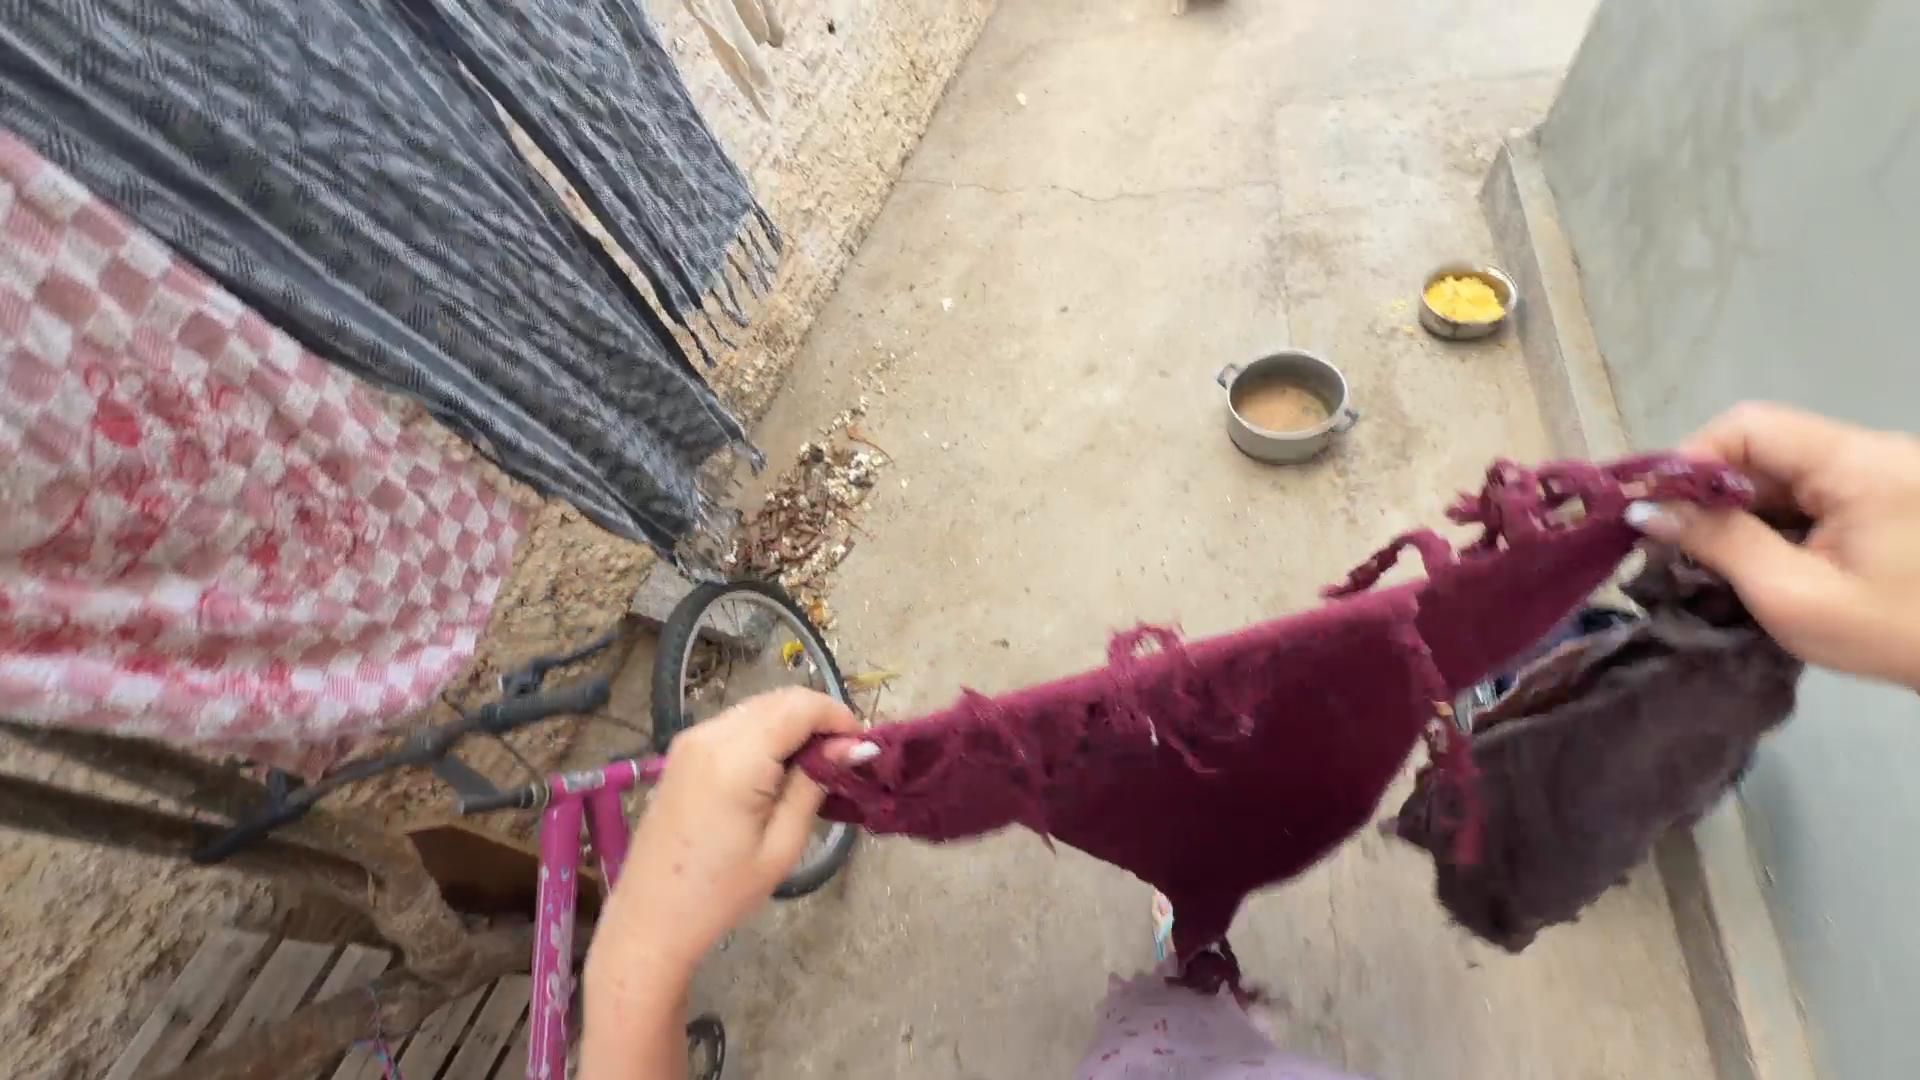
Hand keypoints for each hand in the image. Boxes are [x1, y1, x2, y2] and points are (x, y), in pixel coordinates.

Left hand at [590, 687, 864, 979]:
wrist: (649, 920)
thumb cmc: (721, 893)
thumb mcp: (782, 845)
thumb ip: (816, 782)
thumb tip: (856, 746)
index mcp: (735, 760)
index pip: (800, 707)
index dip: (838, 717)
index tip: (861, 747)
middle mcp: (710, 735)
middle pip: (781, 699)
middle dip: (819, 717)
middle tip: (844, 756)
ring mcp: (692, 738)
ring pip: (761, 705)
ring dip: (795, 721)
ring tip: (816, 762)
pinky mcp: (684, 749)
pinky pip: (739, 720)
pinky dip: (769, 729)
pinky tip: (779, 765)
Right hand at [1627, 402, 1919, 688]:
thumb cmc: (1901, 633)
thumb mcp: (1793, 594)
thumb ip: (1716, 541)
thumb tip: (1643, 509)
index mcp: (1863, 466)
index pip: (1748, 427)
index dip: (1690, 459)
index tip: (1657, 508)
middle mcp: (1877, 454)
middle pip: (1760, 446)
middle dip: (1705, 489)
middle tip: (1668, 537)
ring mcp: (1886, 474)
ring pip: (1776, 469)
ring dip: (1731, 506)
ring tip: (1705, 551)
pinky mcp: (1887, 495)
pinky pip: (1803, 488)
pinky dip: (1764, 516)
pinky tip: (1752, 553)